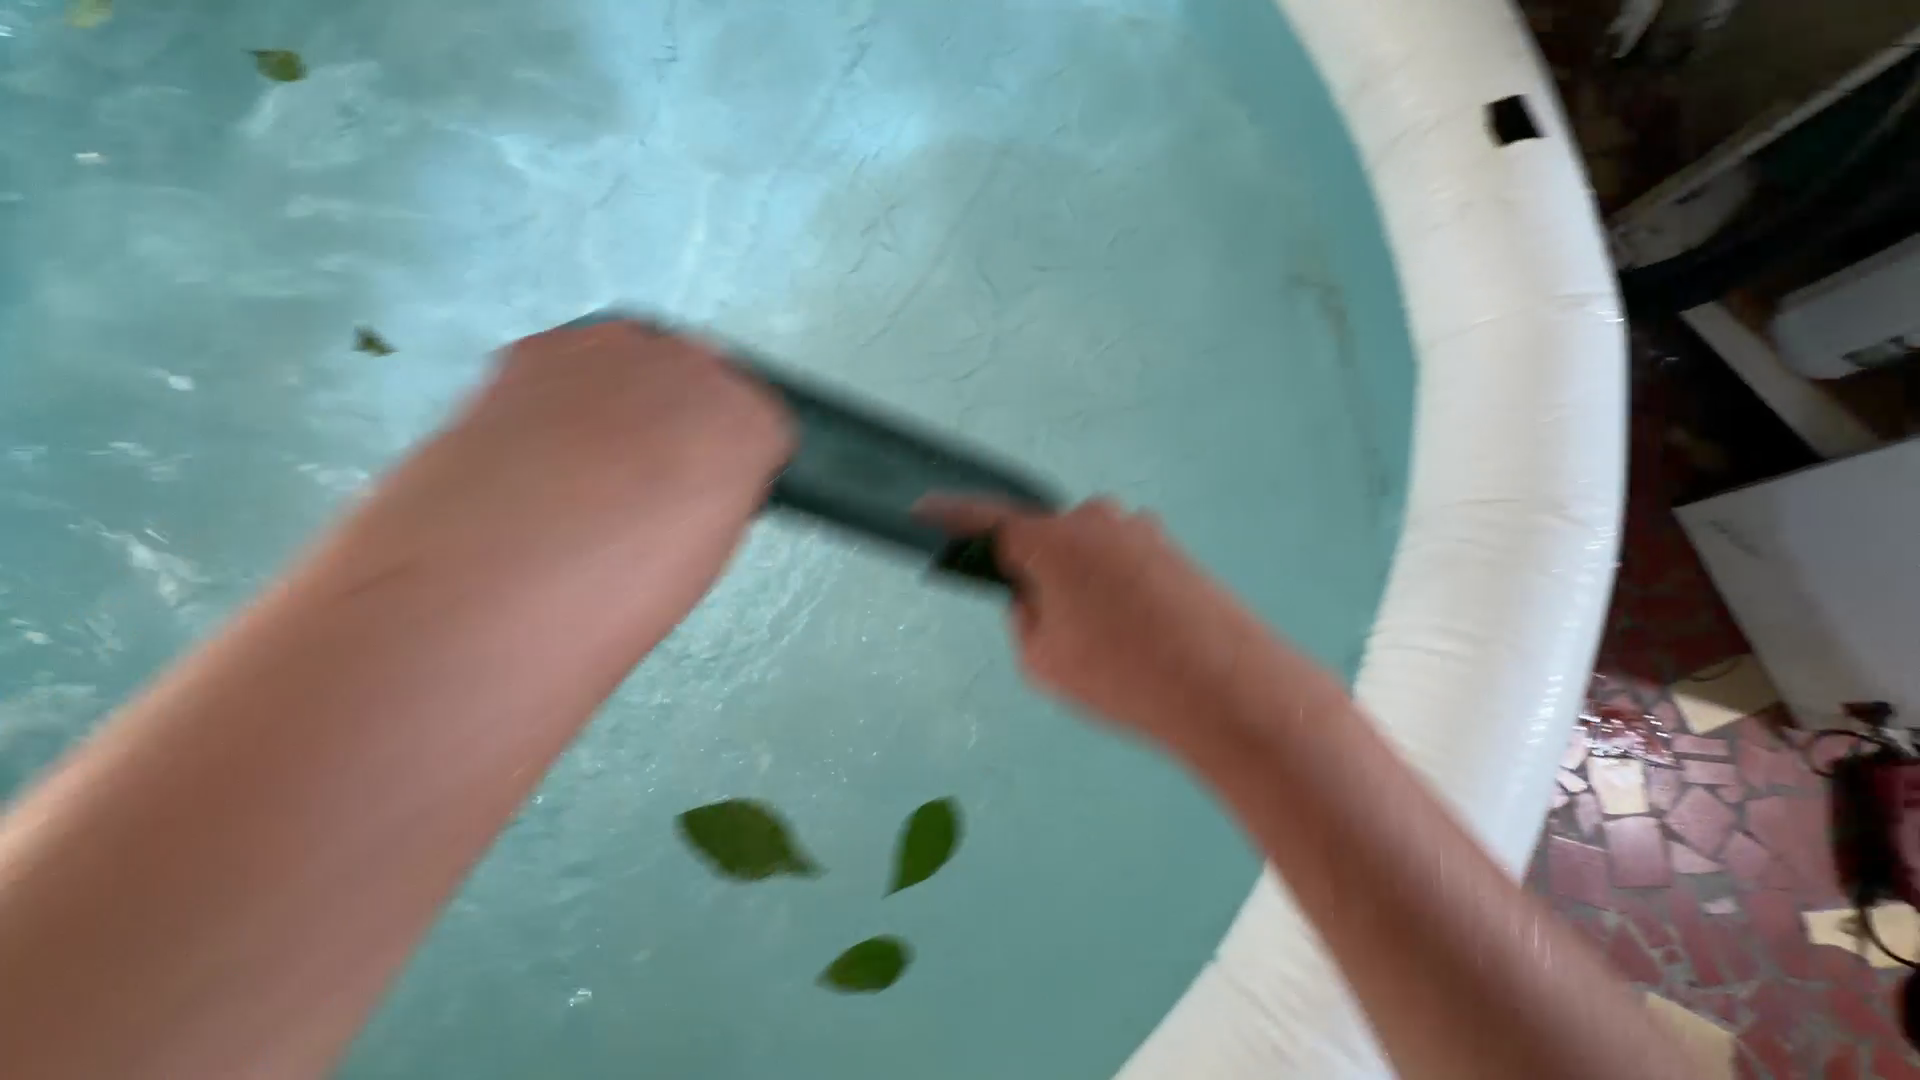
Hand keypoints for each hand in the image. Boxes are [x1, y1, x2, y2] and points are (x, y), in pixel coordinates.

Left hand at [322, 318, 793, 653]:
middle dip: (686, 422)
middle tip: (650, 481)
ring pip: (642, 365)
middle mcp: (692, 368)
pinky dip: (568, 398)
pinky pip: (575, 366)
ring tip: (589, 466)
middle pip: (708, 381)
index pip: (765, 427)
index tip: (709, 494)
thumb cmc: (613, 590)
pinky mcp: (540, 348)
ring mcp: (614, 349)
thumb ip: (719, 493)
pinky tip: (544, 447)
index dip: (737, 466)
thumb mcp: (704, 554)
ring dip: (628, 403)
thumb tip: (698, 480)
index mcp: (749, 424)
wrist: (493, 580)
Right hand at [919, 497, 1303, 750]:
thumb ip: (1023, 616)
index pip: (986, 521)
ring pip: (1086, 552)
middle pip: (1044, 538)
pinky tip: (1135, 634)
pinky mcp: (1172, 549)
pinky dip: (1113, 590)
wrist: (1228, 688)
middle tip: (1052, 629)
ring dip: (1080, 583)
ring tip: (1106, 643)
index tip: (922, 509)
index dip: (949, 517)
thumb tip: (1037, 593)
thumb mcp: (1041, 659)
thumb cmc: (1122, 676)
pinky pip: (1120, 561)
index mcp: (1052, 540)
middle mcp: (1096, 520)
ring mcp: (1140, 530)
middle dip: (1035, 571)